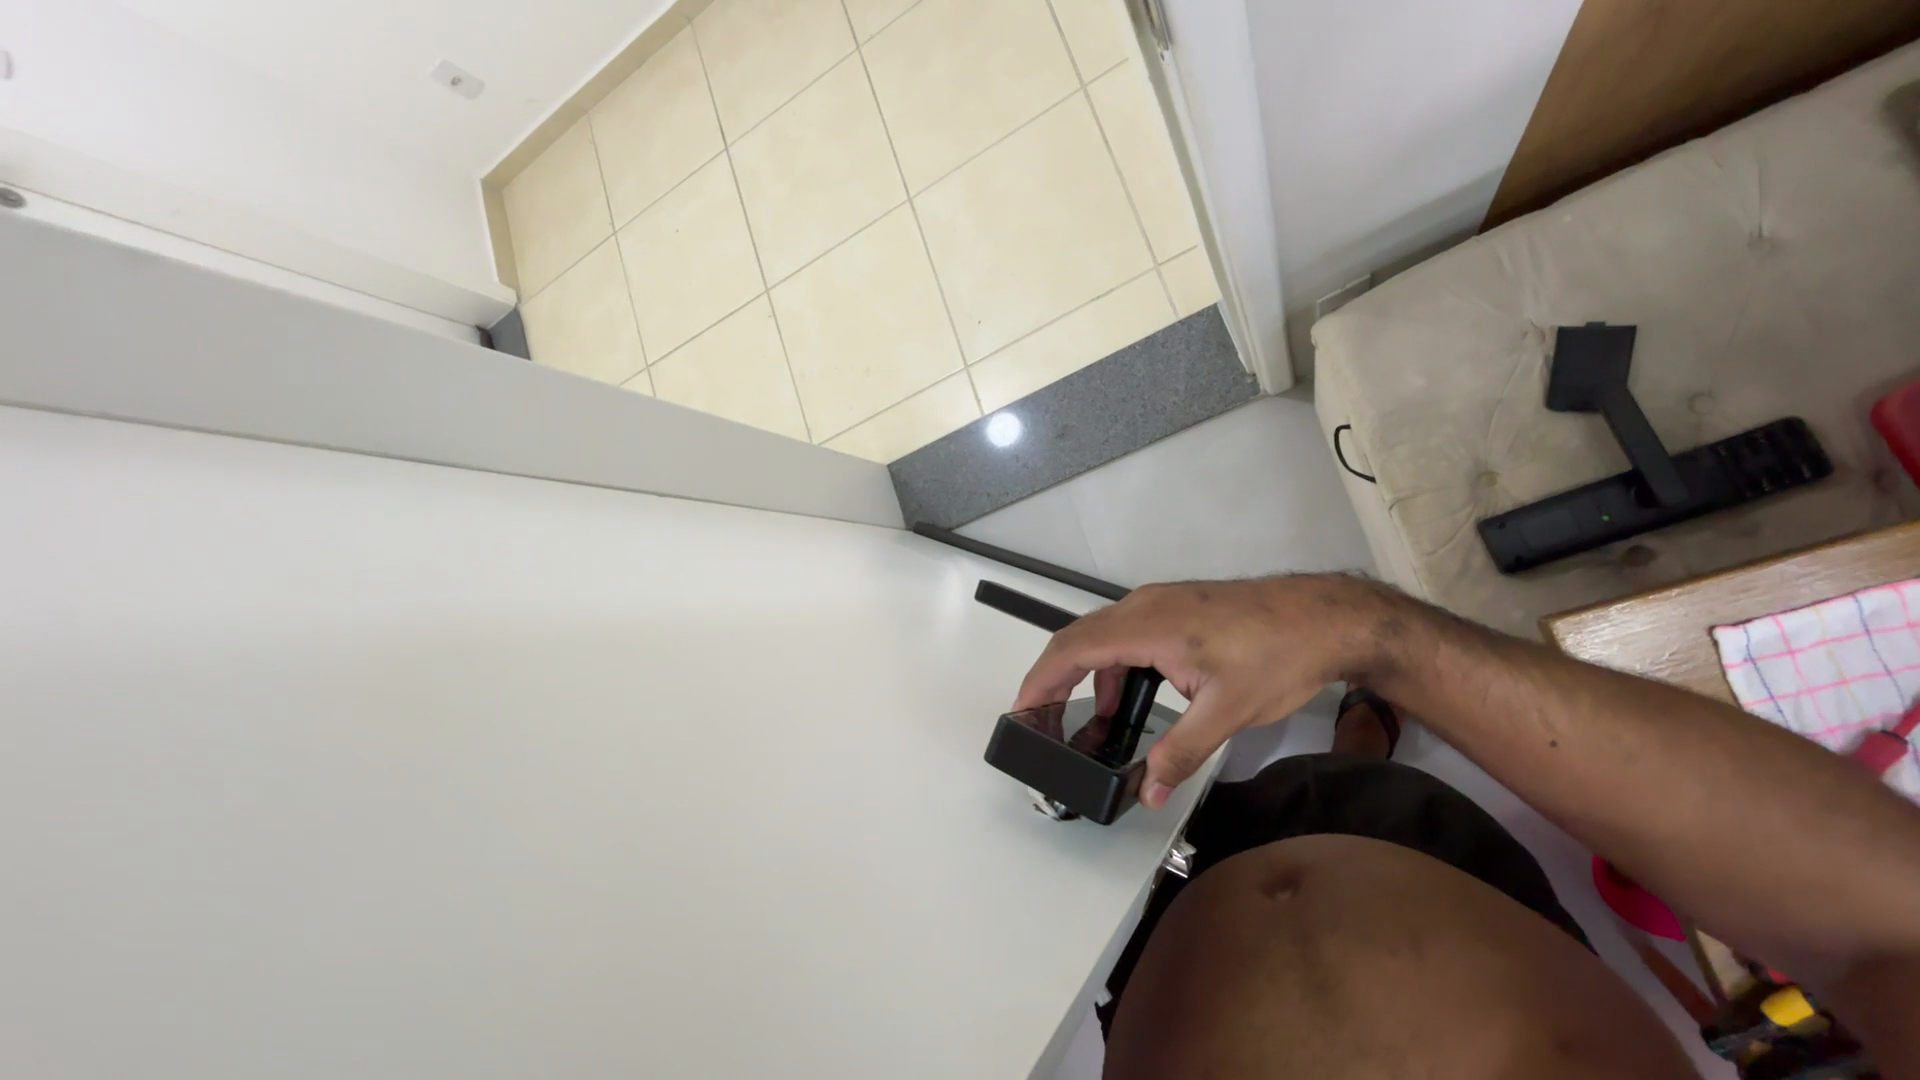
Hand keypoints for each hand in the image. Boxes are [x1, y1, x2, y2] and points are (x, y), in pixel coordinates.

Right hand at [1011, 575, 1385, 807]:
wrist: (1325, 617)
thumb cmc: (1279, 654)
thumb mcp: (1227, 713)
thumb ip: (1180, 754)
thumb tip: (1149, 792)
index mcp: (1147, 626)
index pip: (1072, 649)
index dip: (1039, 680)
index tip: (1020, 710)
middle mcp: (1144, 606)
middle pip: (1077, 638)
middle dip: (1052, 680)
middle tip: (1039, 720)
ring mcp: (1160, 603)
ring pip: (1102, 635)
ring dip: (1087, 675)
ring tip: (1091, 722)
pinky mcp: (1176, 608)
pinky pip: (1126, 633)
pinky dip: (1115, 666)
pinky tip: (1131, 698)